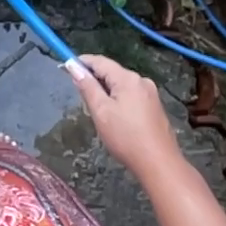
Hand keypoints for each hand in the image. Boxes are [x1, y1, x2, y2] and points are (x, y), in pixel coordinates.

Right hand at [69, 55, 180, 177]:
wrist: (159, 164)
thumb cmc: (126, 137)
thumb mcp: (100, 111)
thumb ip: (87, 87)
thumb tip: (74, 67)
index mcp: (128, 79)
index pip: (100, 62)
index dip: (81, 62)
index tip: (65, 67)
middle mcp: (141, 81)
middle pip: (112, 72)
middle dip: (94, 79)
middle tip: (79, 94)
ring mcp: (150, 94)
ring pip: (121, 85)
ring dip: (106, 91)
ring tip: (95, 110)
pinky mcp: (154, 107)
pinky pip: (131, 95)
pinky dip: (118, 99)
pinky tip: (114, 117)